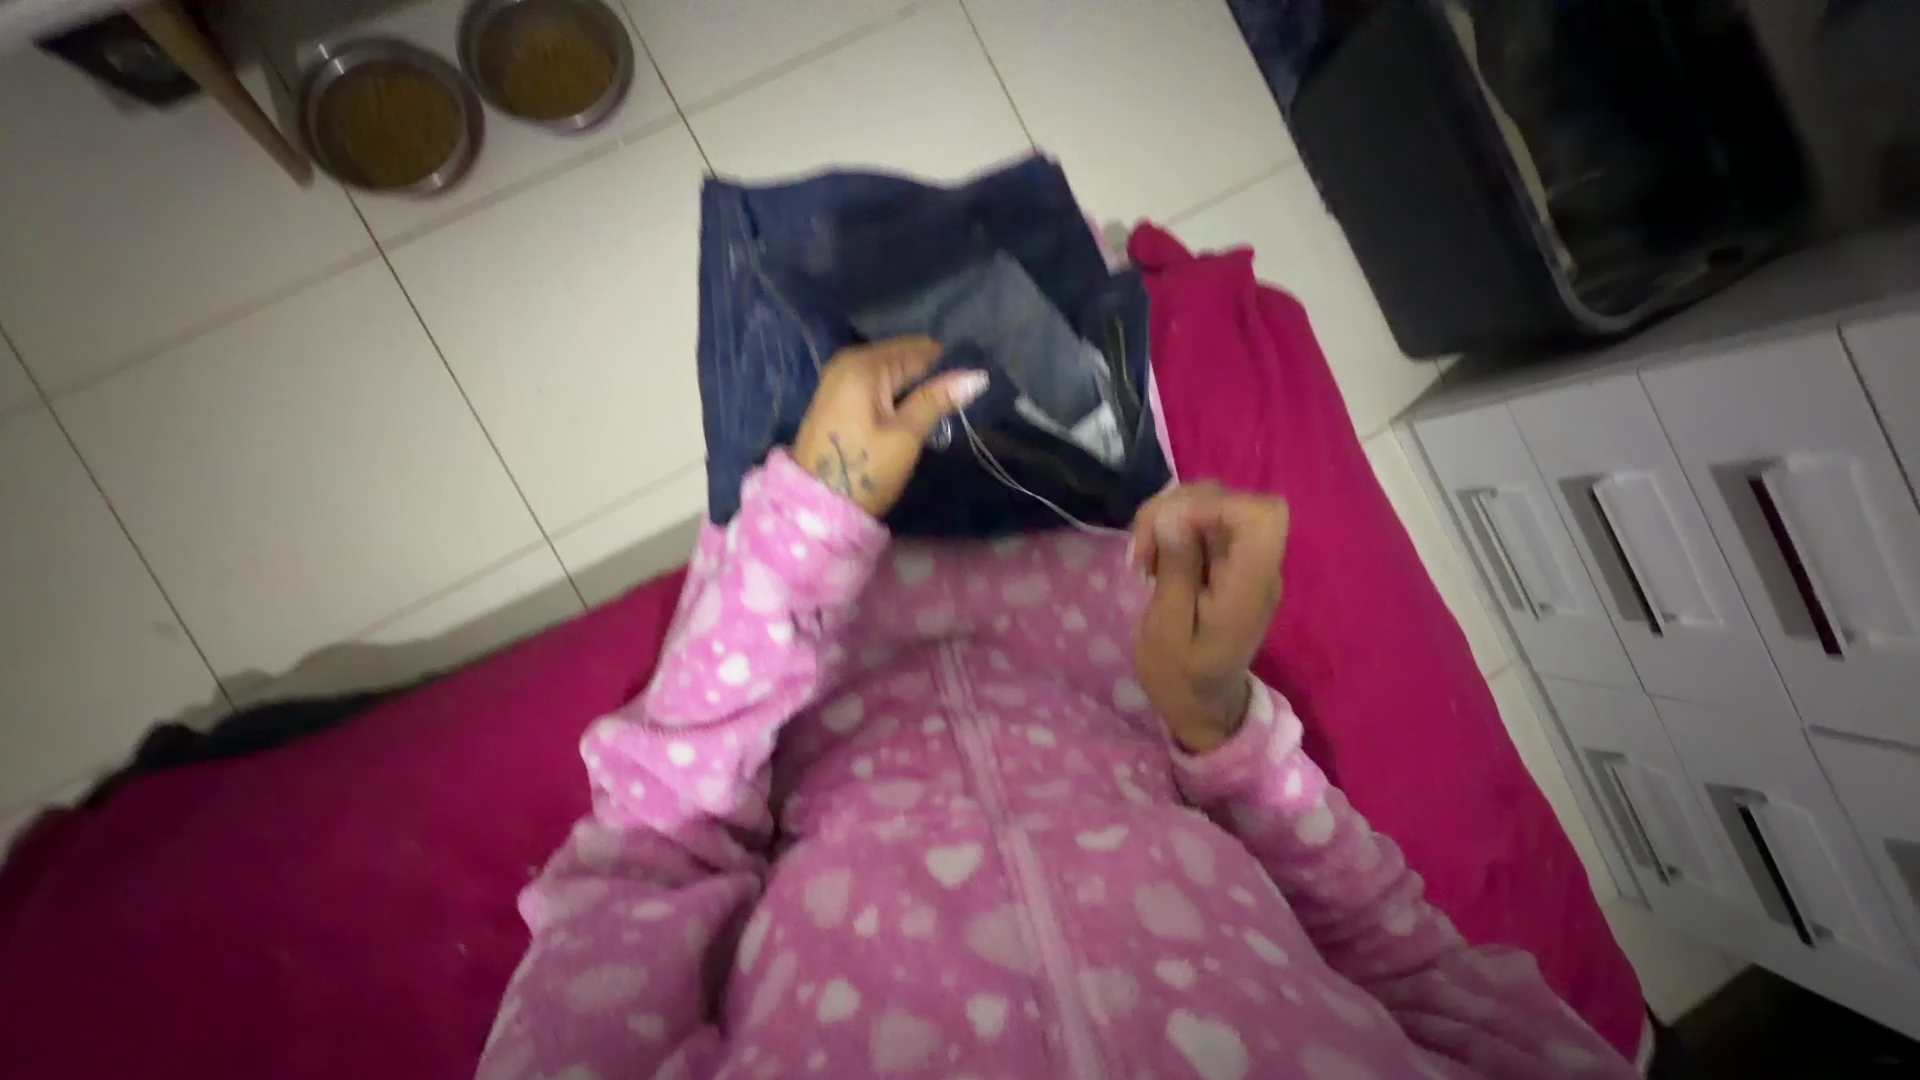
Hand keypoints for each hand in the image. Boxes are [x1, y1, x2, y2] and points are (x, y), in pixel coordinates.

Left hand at [792, 337, 987, 517]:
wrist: (814, 505)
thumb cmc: (864, 470)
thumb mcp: (906, 436)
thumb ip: (937, 399)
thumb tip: (977, 375)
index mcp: (865, 365)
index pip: (920, 351)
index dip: (948, 368)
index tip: (969, 388)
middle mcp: (848, 361)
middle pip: (902, 356)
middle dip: (929, 375)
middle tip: (955, 403)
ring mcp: (838, 378)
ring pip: (890, 371)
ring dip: (913, 386)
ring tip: (936, 410)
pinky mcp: (835, 397)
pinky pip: (875, 383)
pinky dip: (894, 394)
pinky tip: (908, 414)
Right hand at [1129, 482, 1289, 752]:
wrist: (1201, 705)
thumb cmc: (1180, 678)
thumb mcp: (1166, 633)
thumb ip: (1176, 572)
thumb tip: (1174, 516)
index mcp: (1251, 586)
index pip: (1261, 516)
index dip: (1213, 507)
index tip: (1167, 534)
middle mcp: (1256, 565)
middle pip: (1228, 500)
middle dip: (1175, 511)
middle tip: (1141, 553)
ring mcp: (1242, 561)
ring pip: (1209, 504)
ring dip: (1167, 519)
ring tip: (1143, 558)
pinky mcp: (1225, 561)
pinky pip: (1200, 523)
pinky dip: (1170, 530)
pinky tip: (1152, 558)